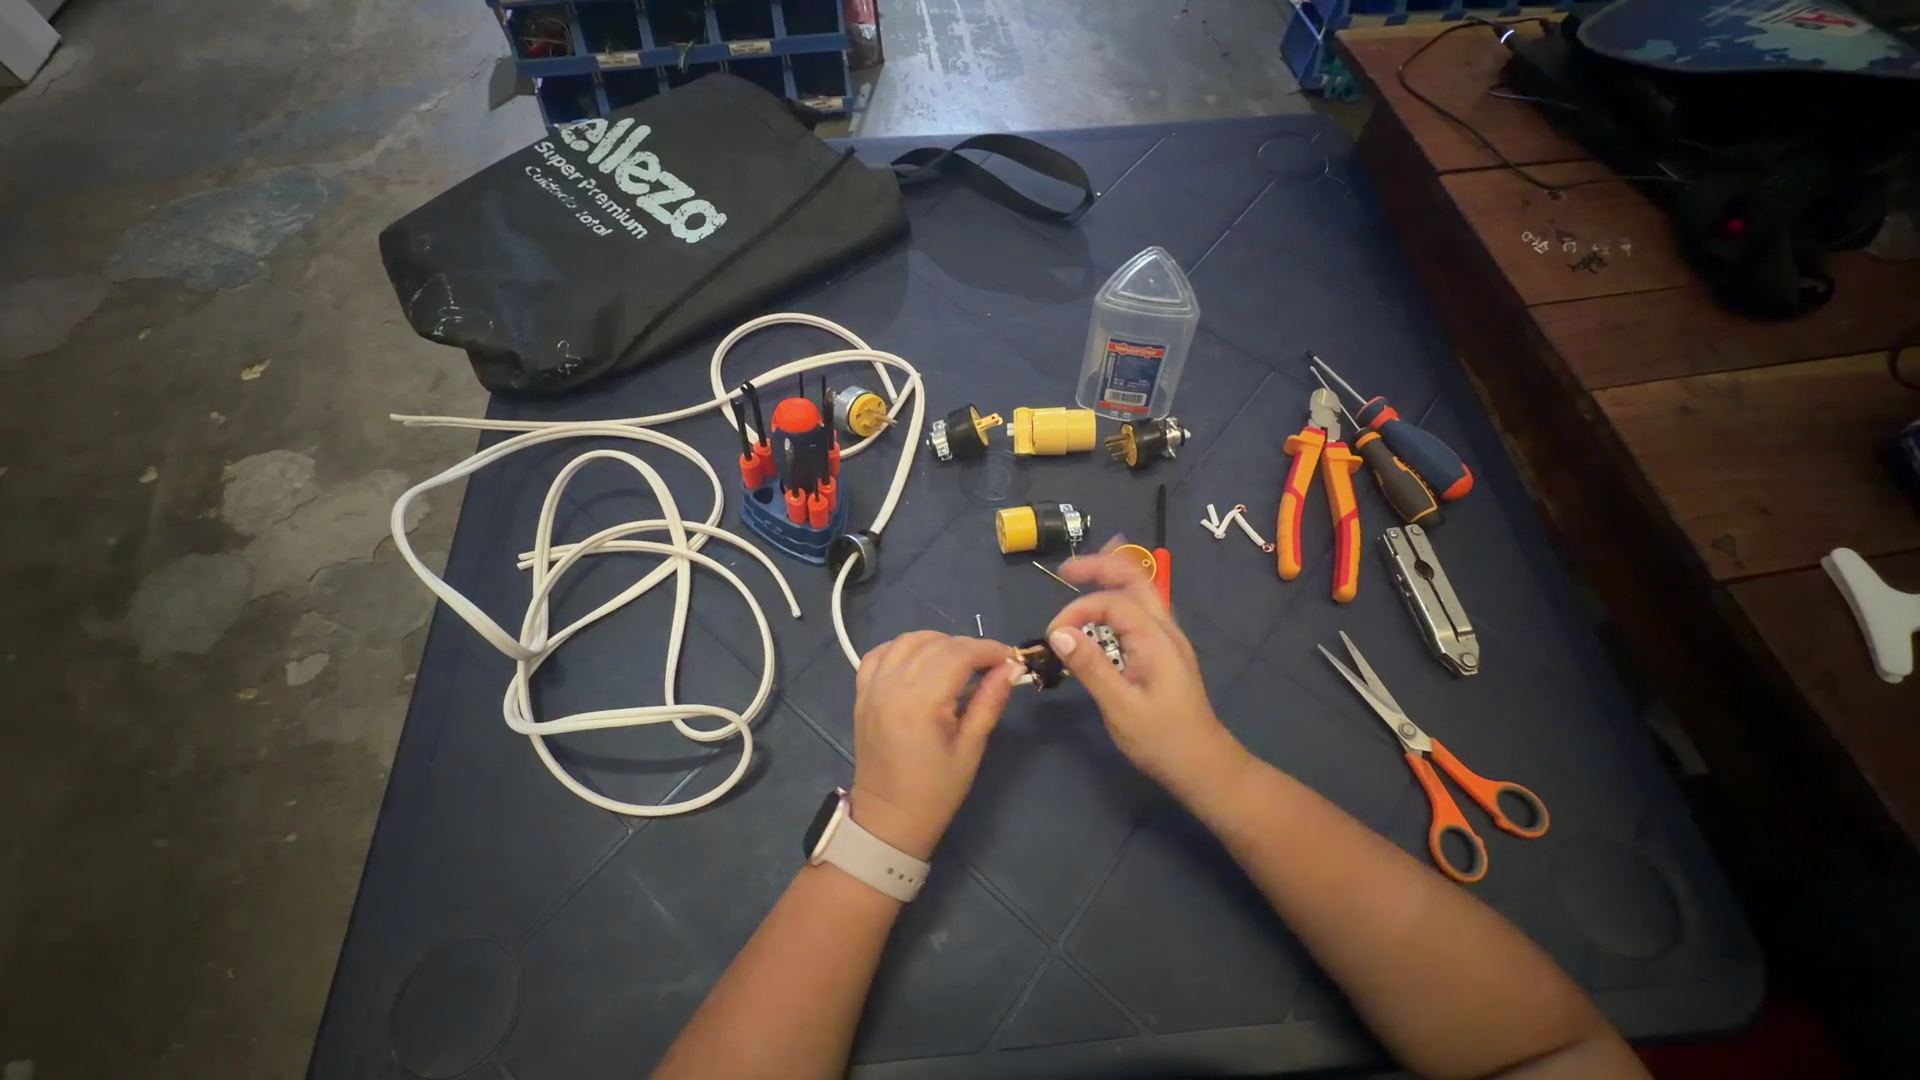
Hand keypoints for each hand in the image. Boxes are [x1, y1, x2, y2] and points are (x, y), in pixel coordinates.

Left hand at [850, 632, 1023, 860]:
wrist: (888, 819)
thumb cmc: (935, 791)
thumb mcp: (971, 749)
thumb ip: (989, 702)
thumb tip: (1010, 668)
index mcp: (920, 703)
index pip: (958, 655)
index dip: (988, 650)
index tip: (1009, 658)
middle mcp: (892, 686)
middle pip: (935, 644)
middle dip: (968, 647)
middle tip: (990, 665)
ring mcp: (872, 688)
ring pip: (907, 641)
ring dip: (937, 642)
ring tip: (958, 661)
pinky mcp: (862, 694)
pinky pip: (879, 654)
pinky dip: (903, 648)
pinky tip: (921, 660)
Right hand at [1047, 547, 1251, 799]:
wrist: (1204, 766)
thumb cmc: (1162, 740)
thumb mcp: (1120, 707)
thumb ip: (1091, 666)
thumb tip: (1059, 633)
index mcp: (1156, 639)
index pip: (1112, 602)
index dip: (1078, 610)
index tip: (1053, 637)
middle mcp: (1165, 630)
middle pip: (1136, 578)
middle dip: (1100, 566)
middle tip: (1065, 570)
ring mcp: (1167, 639)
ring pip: (1142, 591)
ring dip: (1112, 577)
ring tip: (1081, 575)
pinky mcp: (1163, 652)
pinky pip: (1142, 610)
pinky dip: (1119, 597)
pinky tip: (1103, 606)